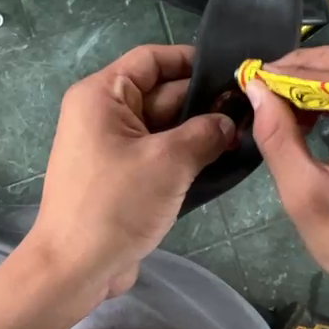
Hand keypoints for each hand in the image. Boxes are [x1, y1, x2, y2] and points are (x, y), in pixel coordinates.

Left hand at [26, 45, 235, 300]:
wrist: (75, 268)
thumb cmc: (115, 204)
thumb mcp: (167, 162)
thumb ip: (204, 133)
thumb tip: (230, 122)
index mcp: (102, 95)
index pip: (151, 59)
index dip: (191, 60)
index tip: (233, 71)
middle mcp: (104, 113)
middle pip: (161, 93)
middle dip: (203, 101)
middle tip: (252, 110)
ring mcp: (112, 146)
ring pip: (163, 126)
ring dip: (199, 131)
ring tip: (246, 134)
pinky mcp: (121, 175)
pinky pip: (158, 153)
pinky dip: (186, 155)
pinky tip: (223, 161)